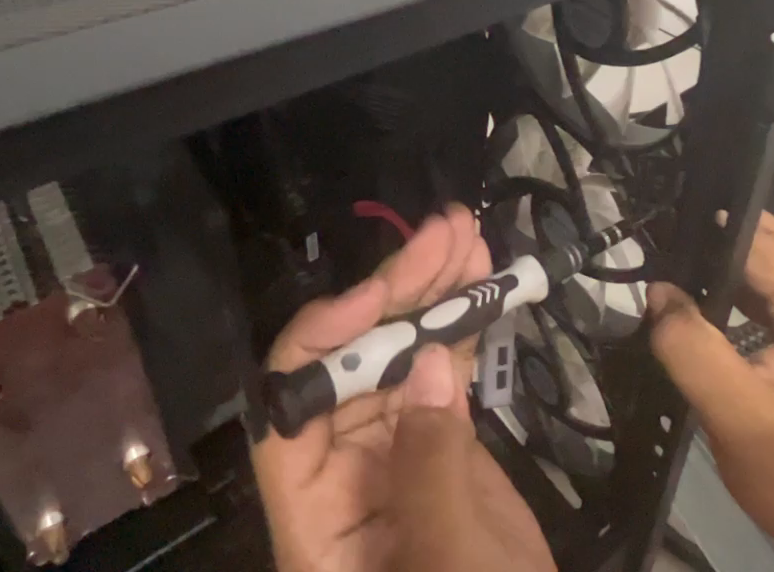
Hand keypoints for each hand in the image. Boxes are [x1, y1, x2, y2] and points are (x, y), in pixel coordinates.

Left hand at [250, 204, 552, 571]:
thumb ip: (430, 462)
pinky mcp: (443, 441)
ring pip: (404, 355)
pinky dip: (465, 323)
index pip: (290, 412)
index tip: (372, 299)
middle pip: (354, 366)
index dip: (321, 346)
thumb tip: (431, 359)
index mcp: (315, 512)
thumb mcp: (448, 558)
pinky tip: (483, 277)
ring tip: (466, 234)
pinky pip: (444, 369)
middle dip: (397, 294)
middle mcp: (345, 469)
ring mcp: (398, 450)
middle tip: (444, 234)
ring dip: (434, 290)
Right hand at [647, 213, 773, 571]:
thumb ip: (691, 349)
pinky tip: (712, 301)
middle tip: (659, 255)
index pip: (756, 241)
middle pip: (770, 241)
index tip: (654, 238)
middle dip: (715, 242)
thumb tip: (659, 291)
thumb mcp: (737, 419)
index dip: (703, 236)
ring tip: (676, 275)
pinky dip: (748, 287)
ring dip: (729, 264)